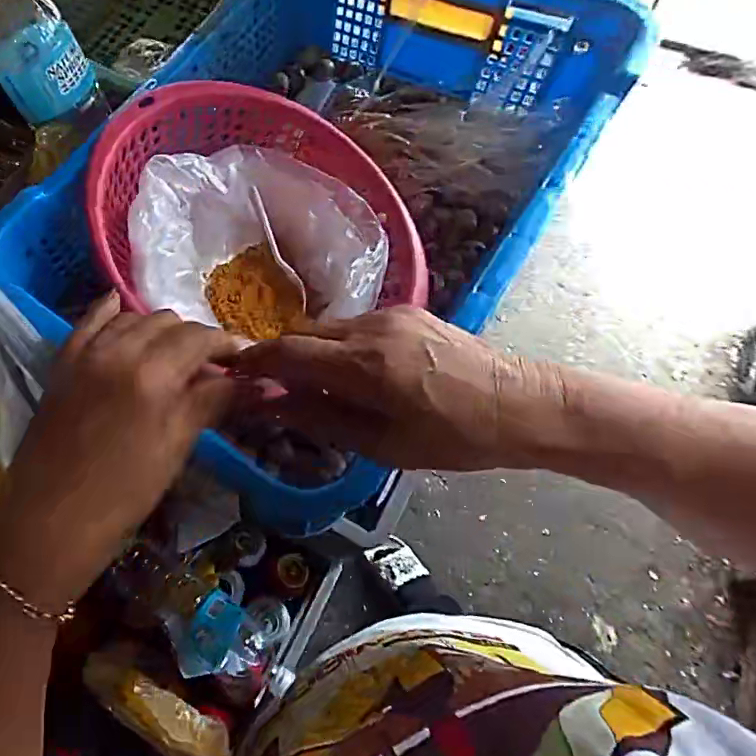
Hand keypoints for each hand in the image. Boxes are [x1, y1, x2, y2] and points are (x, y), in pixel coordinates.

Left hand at [0, 293, 241, 609]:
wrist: (50, 520)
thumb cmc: (122, 495)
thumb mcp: (174, 449)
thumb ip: (211, 403)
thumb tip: (255, 382)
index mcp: (152, 374)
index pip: (199, 339)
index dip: (226, 345)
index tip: (244, 359)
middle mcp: (119, 351)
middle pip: (168, 323)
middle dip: (195, 338)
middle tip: (210, 366)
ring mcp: (85, 353)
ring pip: (132, 318)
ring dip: (158, 328)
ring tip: (173, 353)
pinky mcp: (62, 362)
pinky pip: (89, 321)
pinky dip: (110, 312)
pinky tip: (121, 305)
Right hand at [229, 305, 569, 471]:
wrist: (522, 405)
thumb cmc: (455, 437)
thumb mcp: (383, 444)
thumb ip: (321, 418)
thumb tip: (272, 402)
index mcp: (365, 365)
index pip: (288, 352)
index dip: (255, 361)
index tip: (232, 371)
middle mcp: (372, 328)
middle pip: (302, 334)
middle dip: (280, 357)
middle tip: (273, 386)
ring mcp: (390, 314)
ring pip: (326, 327)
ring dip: (310, 351)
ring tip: (318, 385)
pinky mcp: (406, 310)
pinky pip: (353, 325)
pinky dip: (338, 346)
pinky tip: (354, 372)